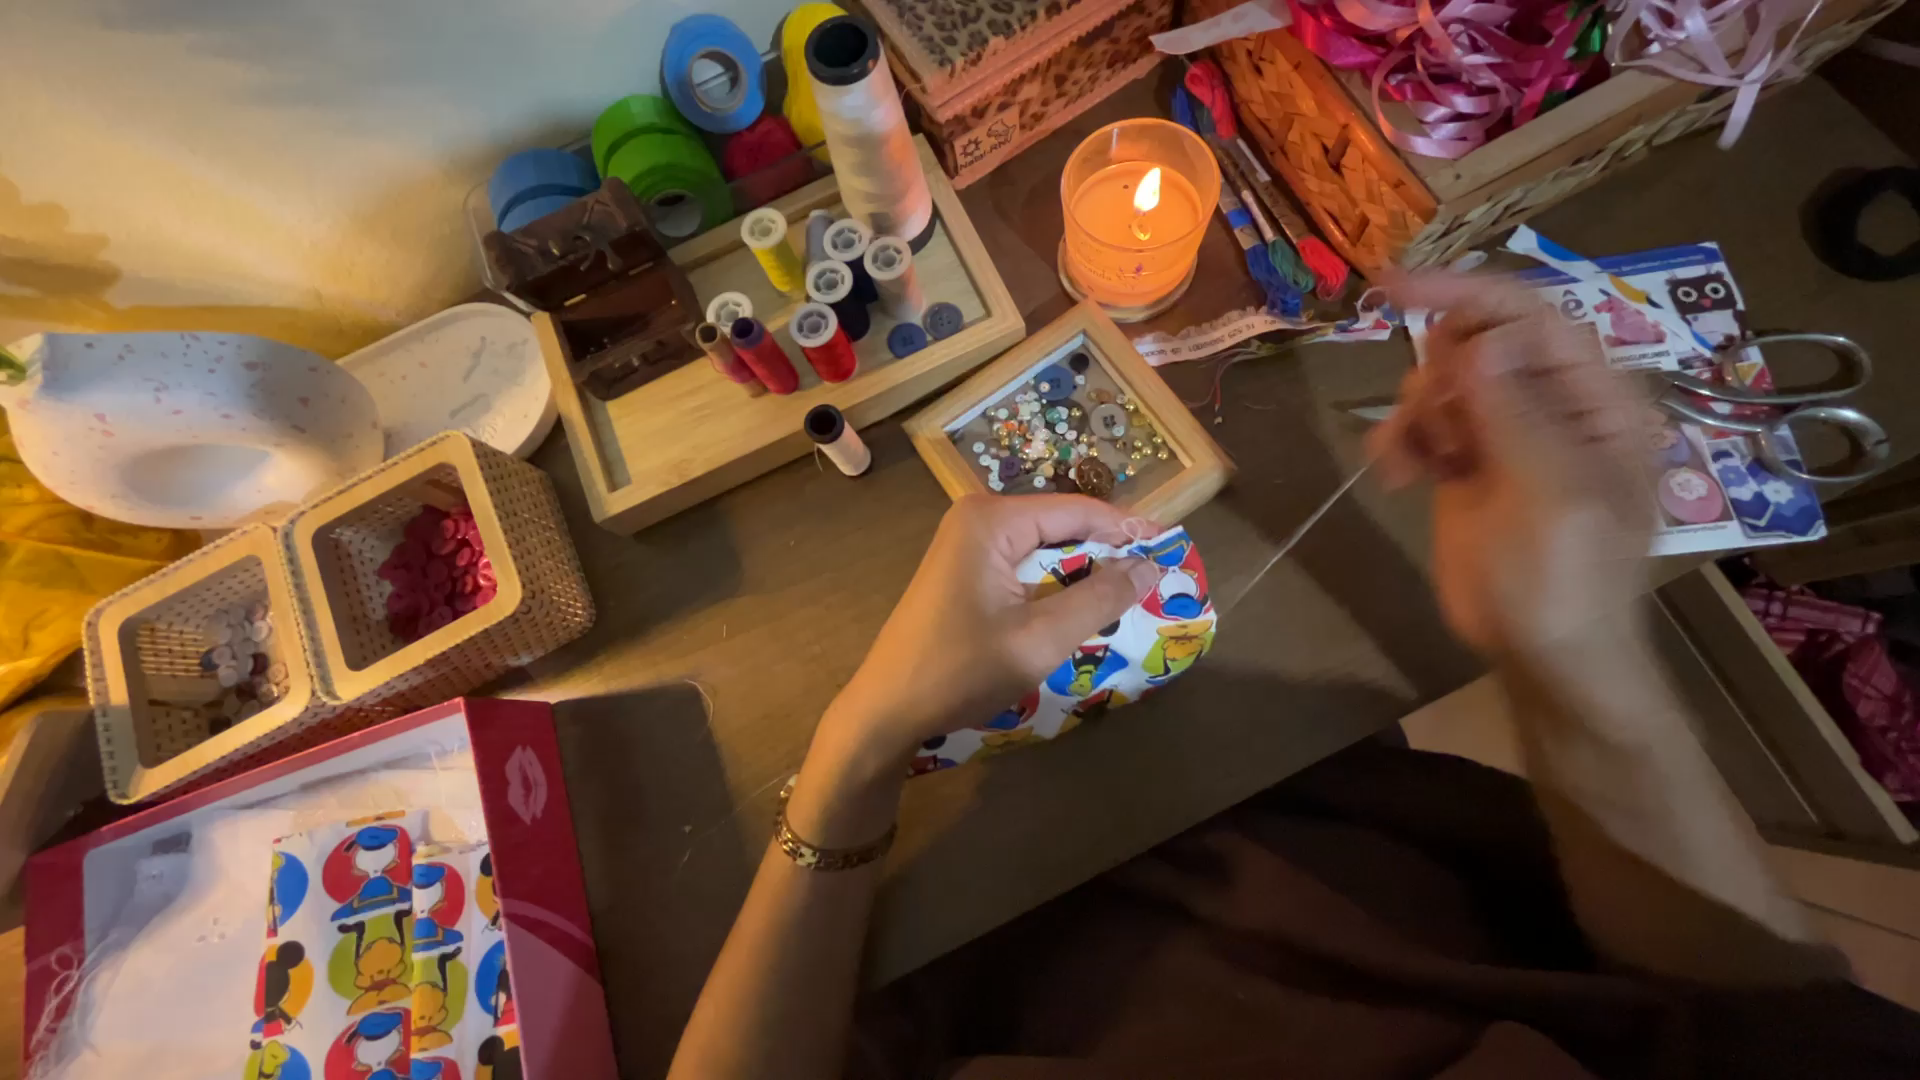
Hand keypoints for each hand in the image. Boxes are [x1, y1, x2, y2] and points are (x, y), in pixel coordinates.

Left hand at [811, 494, 1158, 769]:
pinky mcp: (961, 568)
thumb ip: (1099, 598)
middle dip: (1104, 550)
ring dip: (1079, 570)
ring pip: (1041, 547)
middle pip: (1058, 525)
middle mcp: (976, 517)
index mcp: (992, 520)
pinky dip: (1051, 584)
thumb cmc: (961, 670)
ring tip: (1125, 592)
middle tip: (1151, 574)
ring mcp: (964, 542)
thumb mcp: (1040, 638)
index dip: (1126, 528)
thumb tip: (1148, 566)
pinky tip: (1076, 606)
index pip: (1077, 511)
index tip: (1169, 545)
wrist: (888, 707)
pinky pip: (1020, 565)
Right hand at [1369, 274, 1654, 655]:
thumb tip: (1475, 342)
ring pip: (1438, 384)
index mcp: (1594, 400)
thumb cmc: (1562, 579)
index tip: (1389, 287)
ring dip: (1413, 416)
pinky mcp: (1463, 463)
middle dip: (1436, 376)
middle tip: (1433, 430)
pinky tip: (1400, 476)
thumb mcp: (1549, 495)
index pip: (1529, 319)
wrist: (1539, 649)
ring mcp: (1502, 434)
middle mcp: (1550, 404)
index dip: (1464, 295)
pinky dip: (1399, 442)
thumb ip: (1515, 414)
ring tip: (1418, 465)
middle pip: (1475, 345)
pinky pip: (1419, 425)